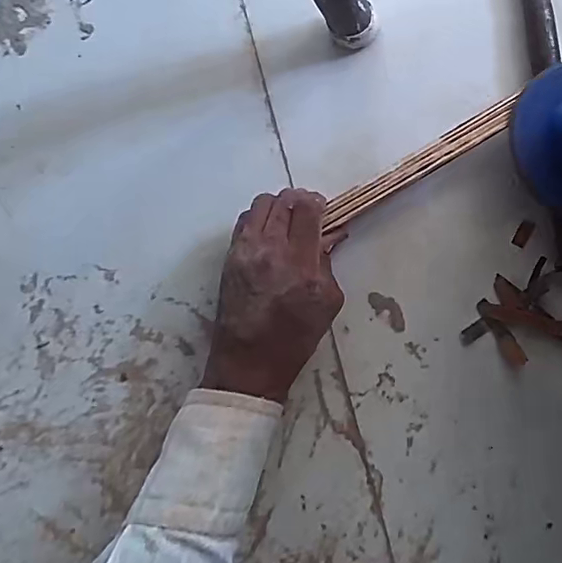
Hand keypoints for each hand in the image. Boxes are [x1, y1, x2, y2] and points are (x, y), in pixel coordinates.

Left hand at [200, 188, 344, 403]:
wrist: (249, 362)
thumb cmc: (296, 337)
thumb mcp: (329, 301)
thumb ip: (328, 262)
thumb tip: (331, 233)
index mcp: (300, 264)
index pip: (307, 209)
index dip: (317, 202)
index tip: (323, 208)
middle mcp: (271, 251)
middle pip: (284, 200)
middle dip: (299, 201)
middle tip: (307, 213)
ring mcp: (245, 251)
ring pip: (262, 203)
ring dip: (278, 206)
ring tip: (286, 221)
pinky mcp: (230, 256)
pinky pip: (245, 220)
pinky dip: (260, 218)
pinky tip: (268, 233)